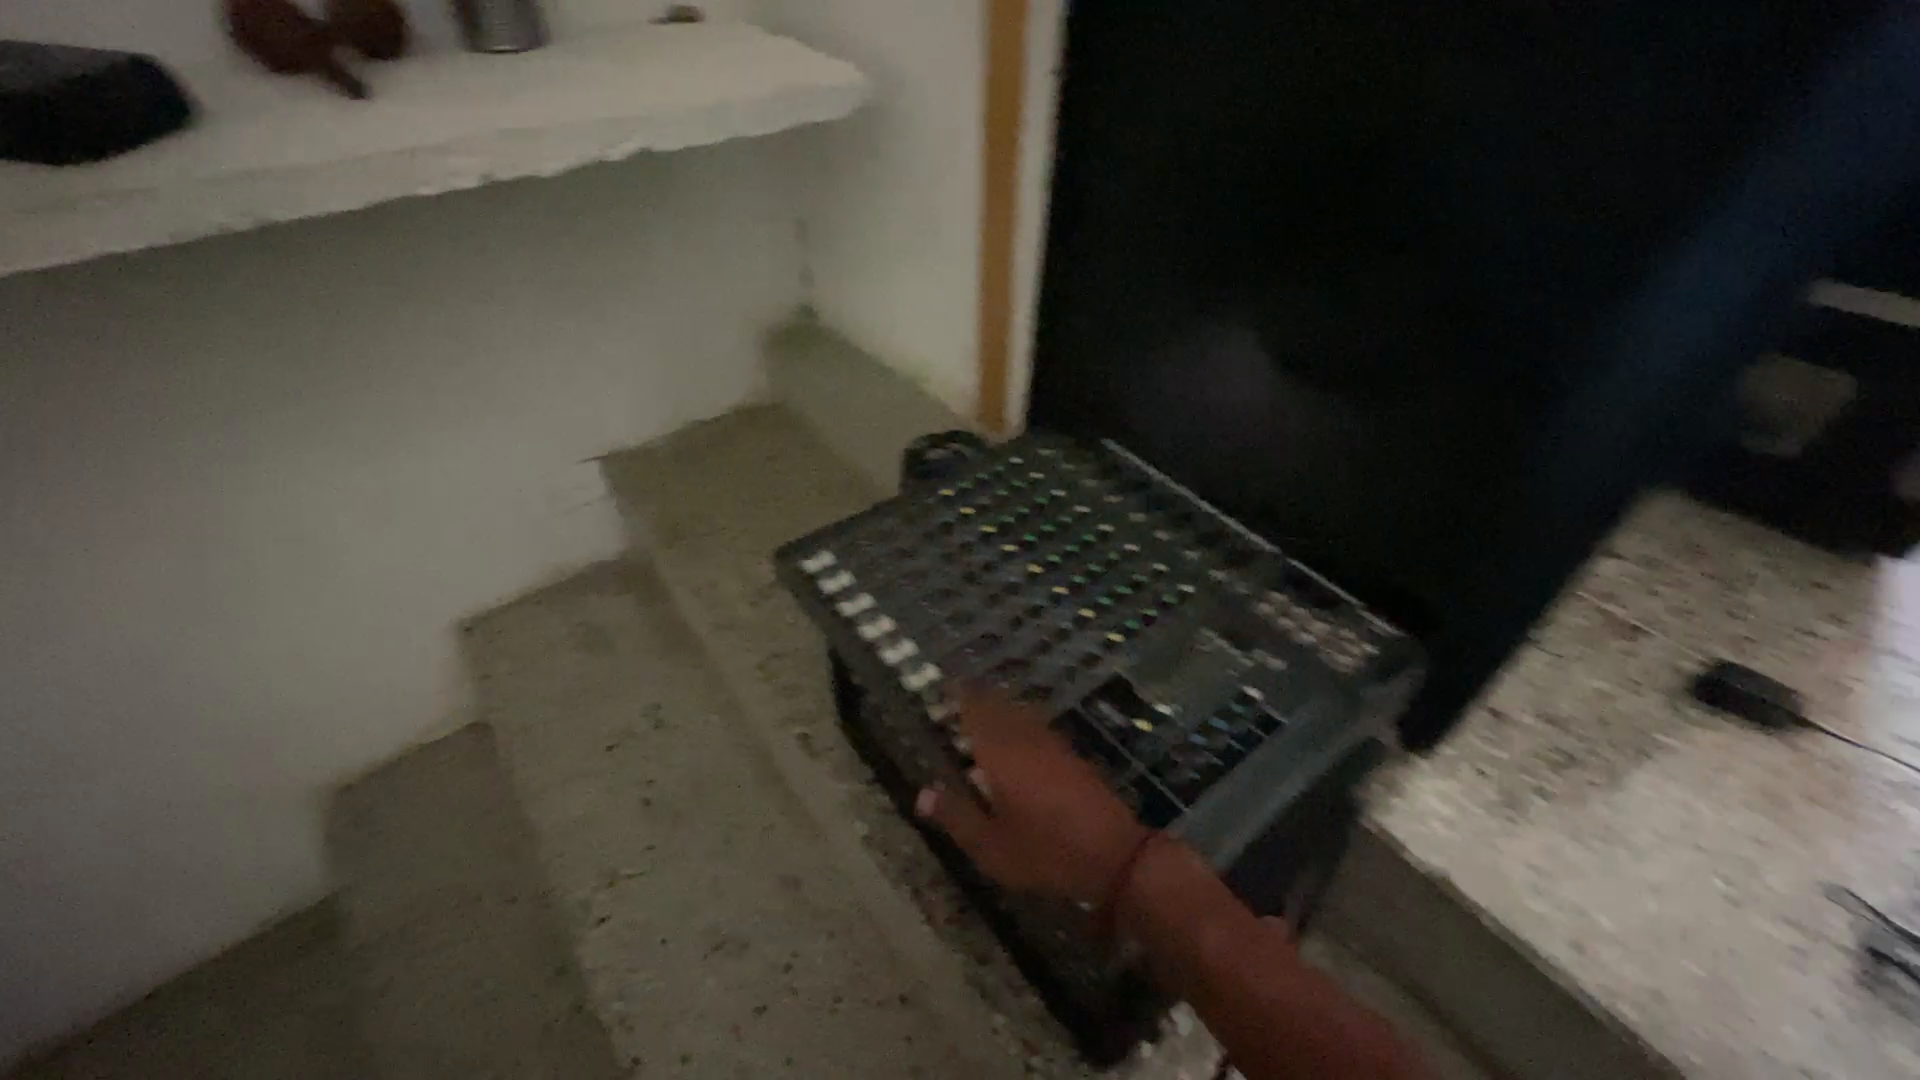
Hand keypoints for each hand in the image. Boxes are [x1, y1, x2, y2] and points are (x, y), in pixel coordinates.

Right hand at [915, 689, 1151, 904]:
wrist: (1115, 855)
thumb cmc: (1045, 851)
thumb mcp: (990, 845)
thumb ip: (956, 815)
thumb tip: (922, 794)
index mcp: (1001, 751)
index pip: (975, 709)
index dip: (959, 695)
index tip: (943, 685)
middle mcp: (1027, 738)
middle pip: (1000, 705)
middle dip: (978, 699)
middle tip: (958, 700)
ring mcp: (1054, 745)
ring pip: (1021, 714)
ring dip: (1001, 710)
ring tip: (983, 717)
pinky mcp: (1073, 757)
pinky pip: (1038, 728)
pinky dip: (1022, 725)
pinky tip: (1019, 743)